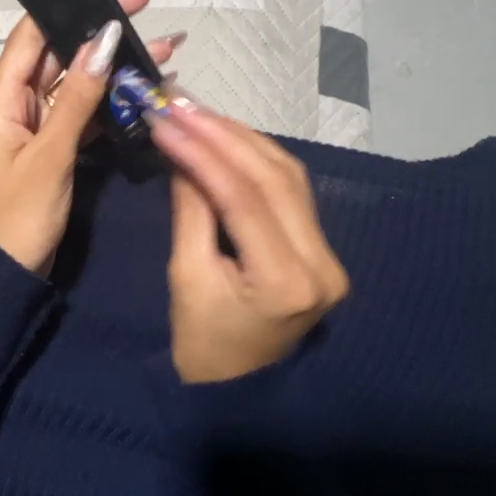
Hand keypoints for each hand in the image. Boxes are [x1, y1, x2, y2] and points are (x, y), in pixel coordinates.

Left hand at [0, 0, 180, 275]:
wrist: (9, 275)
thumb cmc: (20, 218)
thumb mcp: (50, 156)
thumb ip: (78, 99)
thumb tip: (102, 37)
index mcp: (2, 101)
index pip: (31, 37)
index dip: (65, 4)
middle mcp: (17, 106)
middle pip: (61, 56)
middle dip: (103, 32)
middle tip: (151, 3)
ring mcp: (37, 128)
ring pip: (79, 85)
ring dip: (116, 67)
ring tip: (168, 47)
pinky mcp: (55, 149)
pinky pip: (85, 115)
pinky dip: (112, 102)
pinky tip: (145, 89)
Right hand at [149, 106, 348, 382]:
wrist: (238, 390)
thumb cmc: (201, 344)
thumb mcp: (186, 277)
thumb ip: (190, 212)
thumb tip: (182, 152)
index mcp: (285, 280)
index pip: (244, 198)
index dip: (203, 153)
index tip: (165, 121)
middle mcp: (322, 263)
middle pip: (276, 178)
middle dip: (224, 135)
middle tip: (180, 105)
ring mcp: (330, 256)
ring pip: (290, 177)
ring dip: (243, 140)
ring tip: (198, 114)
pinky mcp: (324, 251)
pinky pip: (292, 193)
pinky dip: (257, 161)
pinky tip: (226, 139)